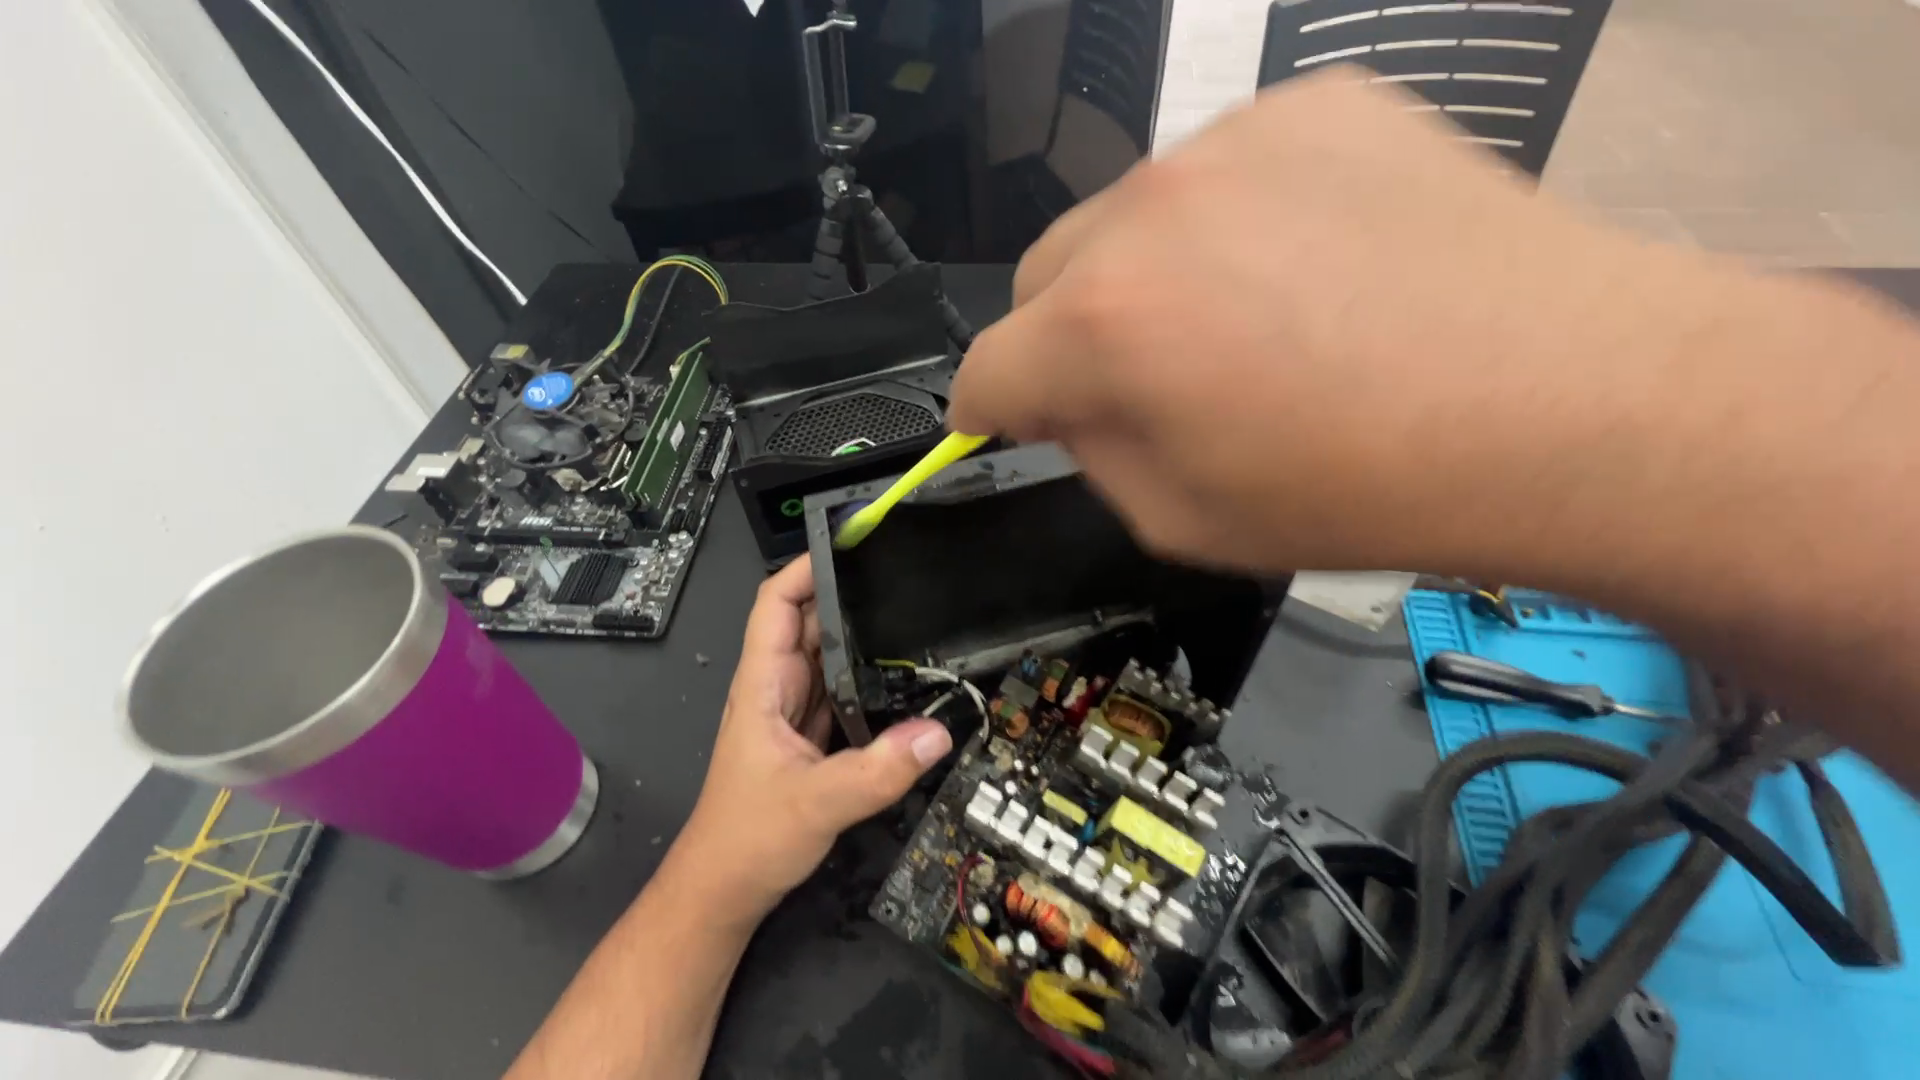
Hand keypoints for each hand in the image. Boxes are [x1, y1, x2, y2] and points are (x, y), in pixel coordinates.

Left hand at [667, 557, 951, 927]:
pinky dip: (870, 678)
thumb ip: (878, 771)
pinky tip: (906, 679)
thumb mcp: (815, 803)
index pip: (776, 602)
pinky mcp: (811, 739)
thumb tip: (940, 732)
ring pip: (829, 657)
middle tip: (905, 576)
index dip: (806, 566)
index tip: (853, 543)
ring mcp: (794, 714)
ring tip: (915, 616)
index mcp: (763, 684)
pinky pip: (843, 692)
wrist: (724, 891)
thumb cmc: (748, 839)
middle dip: (849, 594)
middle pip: (811, 622)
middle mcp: (778, 689)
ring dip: (863, 636)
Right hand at [948, 67, 1759, 579]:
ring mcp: (1232, 144)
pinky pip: (1220, 173)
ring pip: (1123, 221)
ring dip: (1145, 277)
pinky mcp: (1312, 105)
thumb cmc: (1364, 488)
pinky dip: (1230, 224)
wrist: (1571, 403)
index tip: (1008, 426)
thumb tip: (1067, 408)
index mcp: (1104, 328)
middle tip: (1140, 382)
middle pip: (1040, 279)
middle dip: (1063, 339)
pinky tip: (1306, 268)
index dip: (988, 412)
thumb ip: (1091, 453)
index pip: (983, 370)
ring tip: (1242, 324)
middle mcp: (1146, 214)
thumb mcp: (1181, 519)